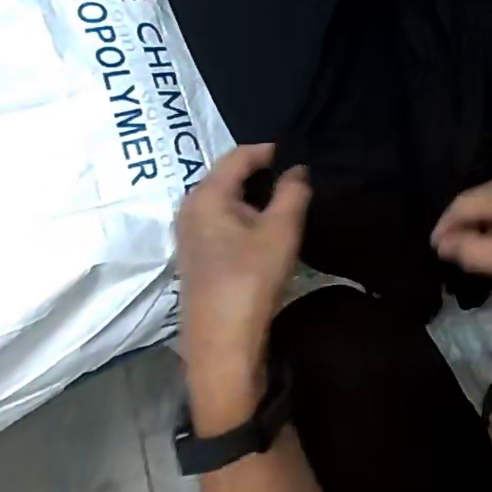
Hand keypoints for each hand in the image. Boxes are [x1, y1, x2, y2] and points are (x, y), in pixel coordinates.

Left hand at [177, 144, 310, 432]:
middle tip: (299, 175)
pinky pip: (223, 216)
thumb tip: (297, 168)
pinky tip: (268, 224)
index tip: (301, 155)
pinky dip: (246, 211)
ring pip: (226, 196)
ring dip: (256, 192)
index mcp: (206, 195)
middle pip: (229, 173)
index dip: (271, 150)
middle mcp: (190, 207)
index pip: (239, 154)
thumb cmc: (251, 277)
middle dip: (264, 170)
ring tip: (289, 197)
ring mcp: (189, 231)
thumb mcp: (282, 228)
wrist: (223, 341)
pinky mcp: (197, 252)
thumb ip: (293, 190)